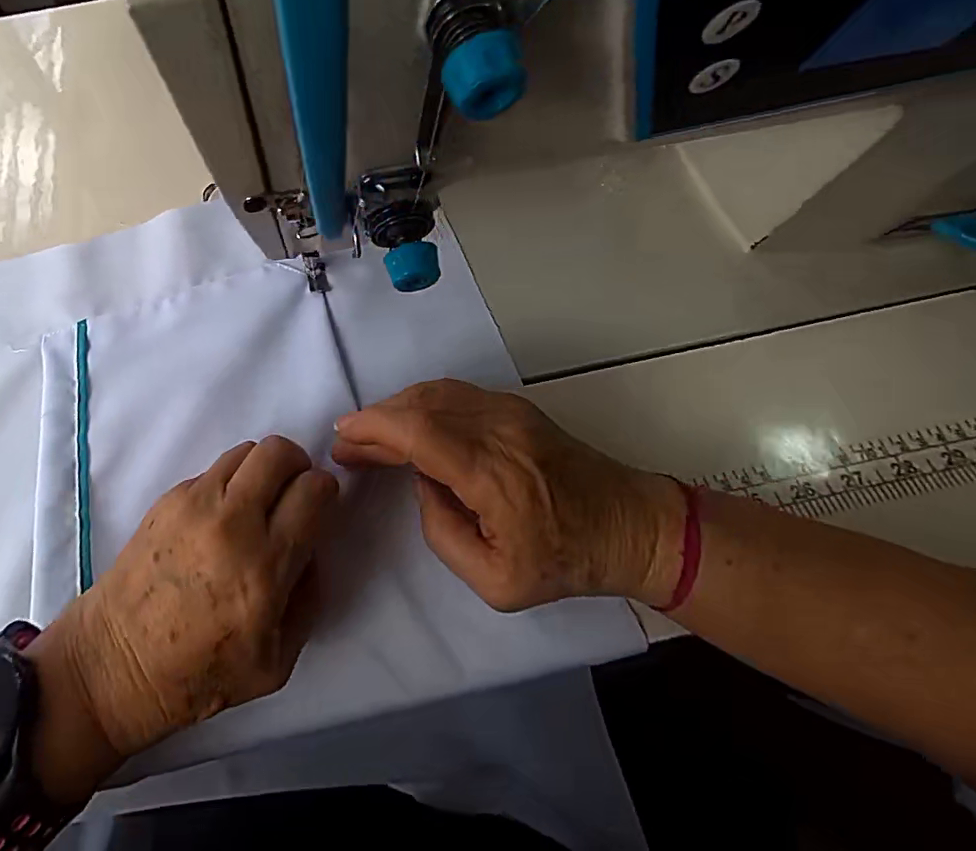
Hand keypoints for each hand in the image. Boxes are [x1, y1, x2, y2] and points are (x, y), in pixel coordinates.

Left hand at [42, 437, 339, 765]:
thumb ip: (306, 598)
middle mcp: (231, 522)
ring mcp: (194, 504)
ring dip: (261, 469)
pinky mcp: (167, 500)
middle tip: (293, 491)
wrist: (120, 657)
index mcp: (265, 565)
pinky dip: (227, 484)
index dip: (326, 491)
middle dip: (296, 464)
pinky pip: (211, 471)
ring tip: (256, 502)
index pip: (312, 491)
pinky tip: (218, 519)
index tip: (321, 503)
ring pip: (244, 451)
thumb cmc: (201, 671)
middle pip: (277, 451)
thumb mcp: (277, 660)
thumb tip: (308, 549)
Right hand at [331, 380, 683, 610]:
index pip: (418, 431)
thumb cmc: (565, 561)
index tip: (343, 442)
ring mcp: (508, 412)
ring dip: (392, 410)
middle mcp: (498, 431)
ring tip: (369, 435)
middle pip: (418, 406)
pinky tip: (404, 422)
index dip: (373, 430)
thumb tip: (423, 484)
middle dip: (373, 421)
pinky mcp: (513, 407)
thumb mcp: (495, 582)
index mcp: (492, 475)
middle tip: (347, 444)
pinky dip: (416, 403)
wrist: (632, 527)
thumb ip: (441, 532)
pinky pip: (451, 393)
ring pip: (432, 393)